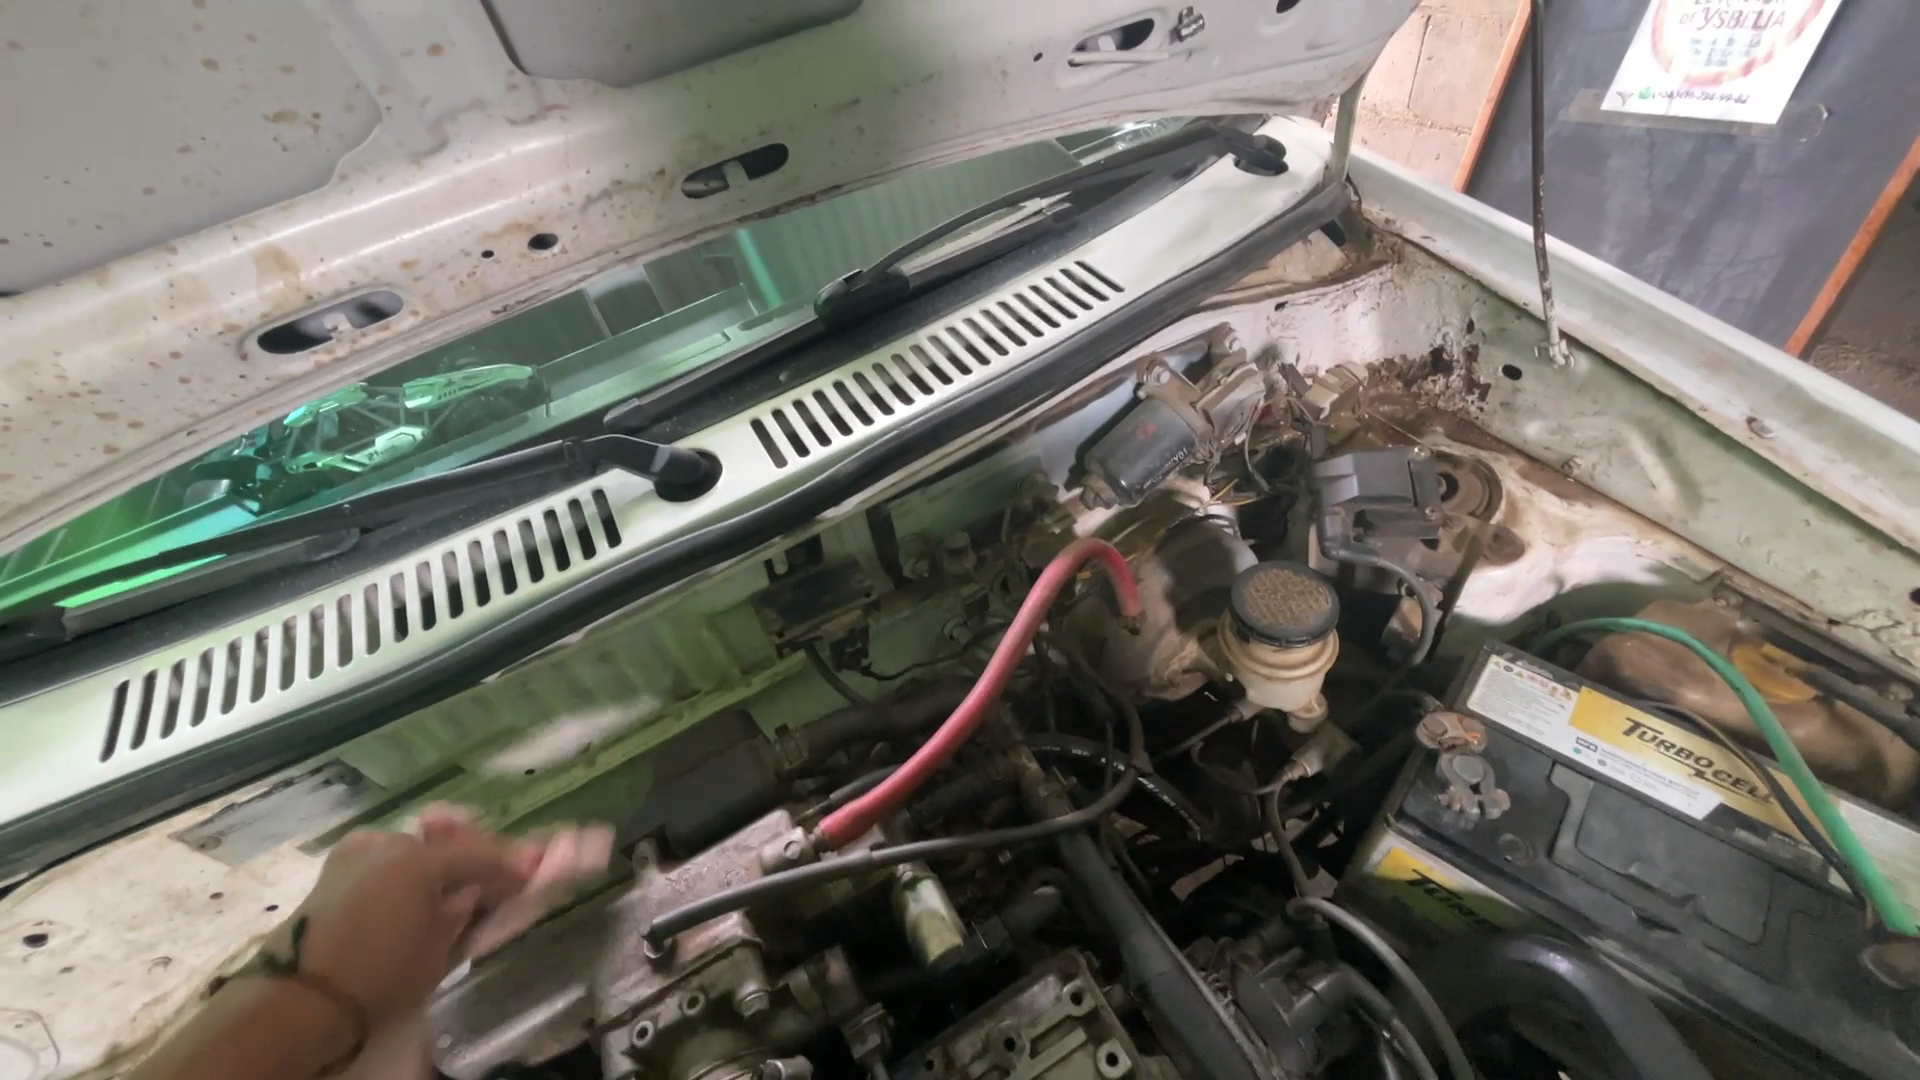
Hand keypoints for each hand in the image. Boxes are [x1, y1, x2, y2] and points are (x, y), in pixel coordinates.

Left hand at [275, 806, 611, 1028]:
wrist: (288, 1007)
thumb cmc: (375, 978)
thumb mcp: (438, 948)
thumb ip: (471, 906)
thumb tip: (493, 886)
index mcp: (425, 859)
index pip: (488, 854)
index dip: (519, 863)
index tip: (543, 869)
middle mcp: (395, 842)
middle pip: (458, 842)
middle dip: (486, 855)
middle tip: (513, 869)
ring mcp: (362, 851)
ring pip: (424, 844)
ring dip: (449, 856)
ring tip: (467, 878)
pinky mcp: (337, 867)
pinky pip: (390, 853)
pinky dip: (413, 861)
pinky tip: (425, 877)